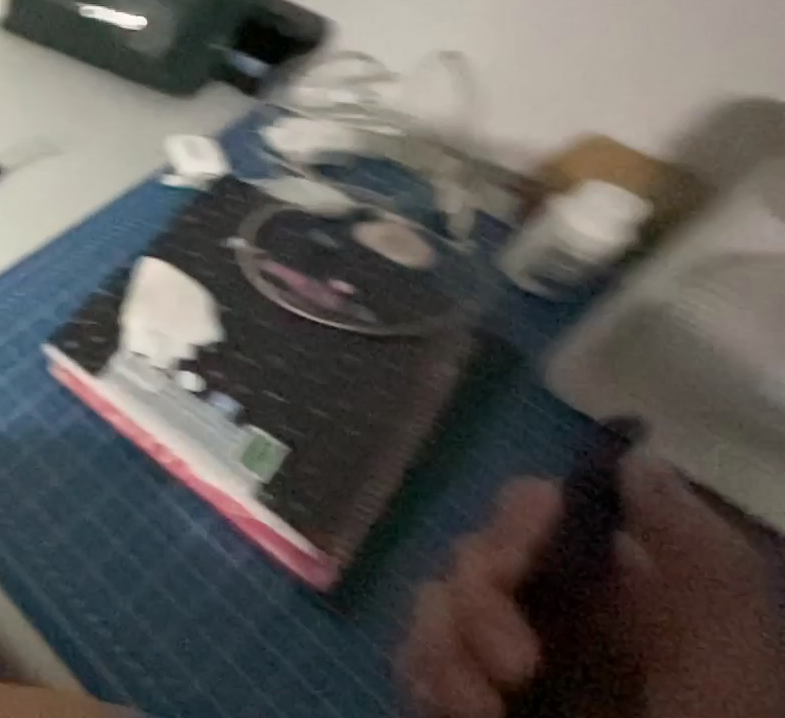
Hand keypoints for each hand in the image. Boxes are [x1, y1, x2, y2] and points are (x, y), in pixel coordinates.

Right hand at [398, 452, 784, 717]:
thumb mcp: (731, 677)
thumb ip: (701, 565)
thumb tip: (635, 450)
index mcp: (629, 604)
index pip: (543, 515)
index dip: (519, 521)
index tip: (518, 560)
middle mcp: (560, 621)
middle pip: (474, 554)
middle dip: (475, 600)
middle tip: (509, 663)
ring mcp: (503, 663)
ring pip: (431, 603)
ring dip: (443, 648)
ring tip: (476, 709)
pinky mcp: (459, 699)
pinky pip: (412, 656)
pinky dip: (424, 678)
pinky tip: (456, 714)